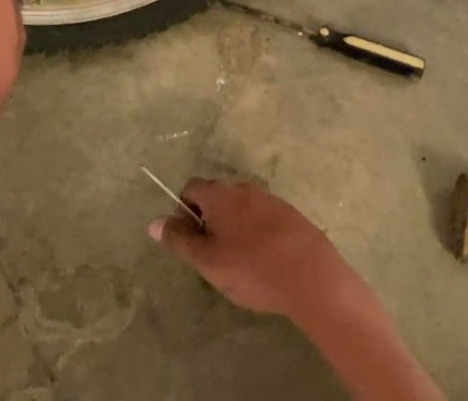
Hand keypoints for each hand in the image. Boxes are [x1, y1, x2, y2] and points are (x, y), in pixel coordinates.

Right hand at [149, 179, 360, 320]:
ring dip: (237, 228)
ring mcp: (273, 201)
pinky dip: (260, 234)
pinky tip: (268, 263)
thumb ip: (179, 241)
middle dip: (210, 220)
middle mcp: (245, 189)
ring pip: (244, 209)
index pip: (191, 188)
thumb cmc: (251, 268)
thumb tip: (154, 222)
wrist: (313, 278)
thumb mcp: (207, 261)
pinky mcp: (294, 217)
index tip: (191, 240)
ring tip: (243, 262)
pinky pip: (267, 220)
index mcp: (220, 195)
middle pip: (218, 197)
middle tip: (214, 255)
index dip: (184, 212)